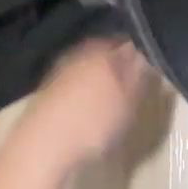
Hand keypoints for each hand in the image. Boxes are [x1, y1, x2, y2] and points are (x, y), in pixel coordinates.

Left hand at [13, 38, 152, 168]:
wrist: (41, 145)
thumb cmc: (92, 122)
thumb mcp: (128, 102)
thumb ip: (139, 76)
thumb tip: (146, 56)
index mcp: (103, 50)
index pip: (128, 43)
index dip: (139, 56)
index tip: (146, 71)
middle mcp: (80, 52)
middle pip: (106, 54)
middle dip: (117, 68)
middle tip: (129, 89)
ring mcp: (60, 70)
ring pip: (88, 69)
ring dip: (98, 81)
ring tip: (107, 104)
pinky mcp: (46, 90)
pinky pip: (72, 84)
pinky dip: (80, 94)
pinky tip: (83, 113)